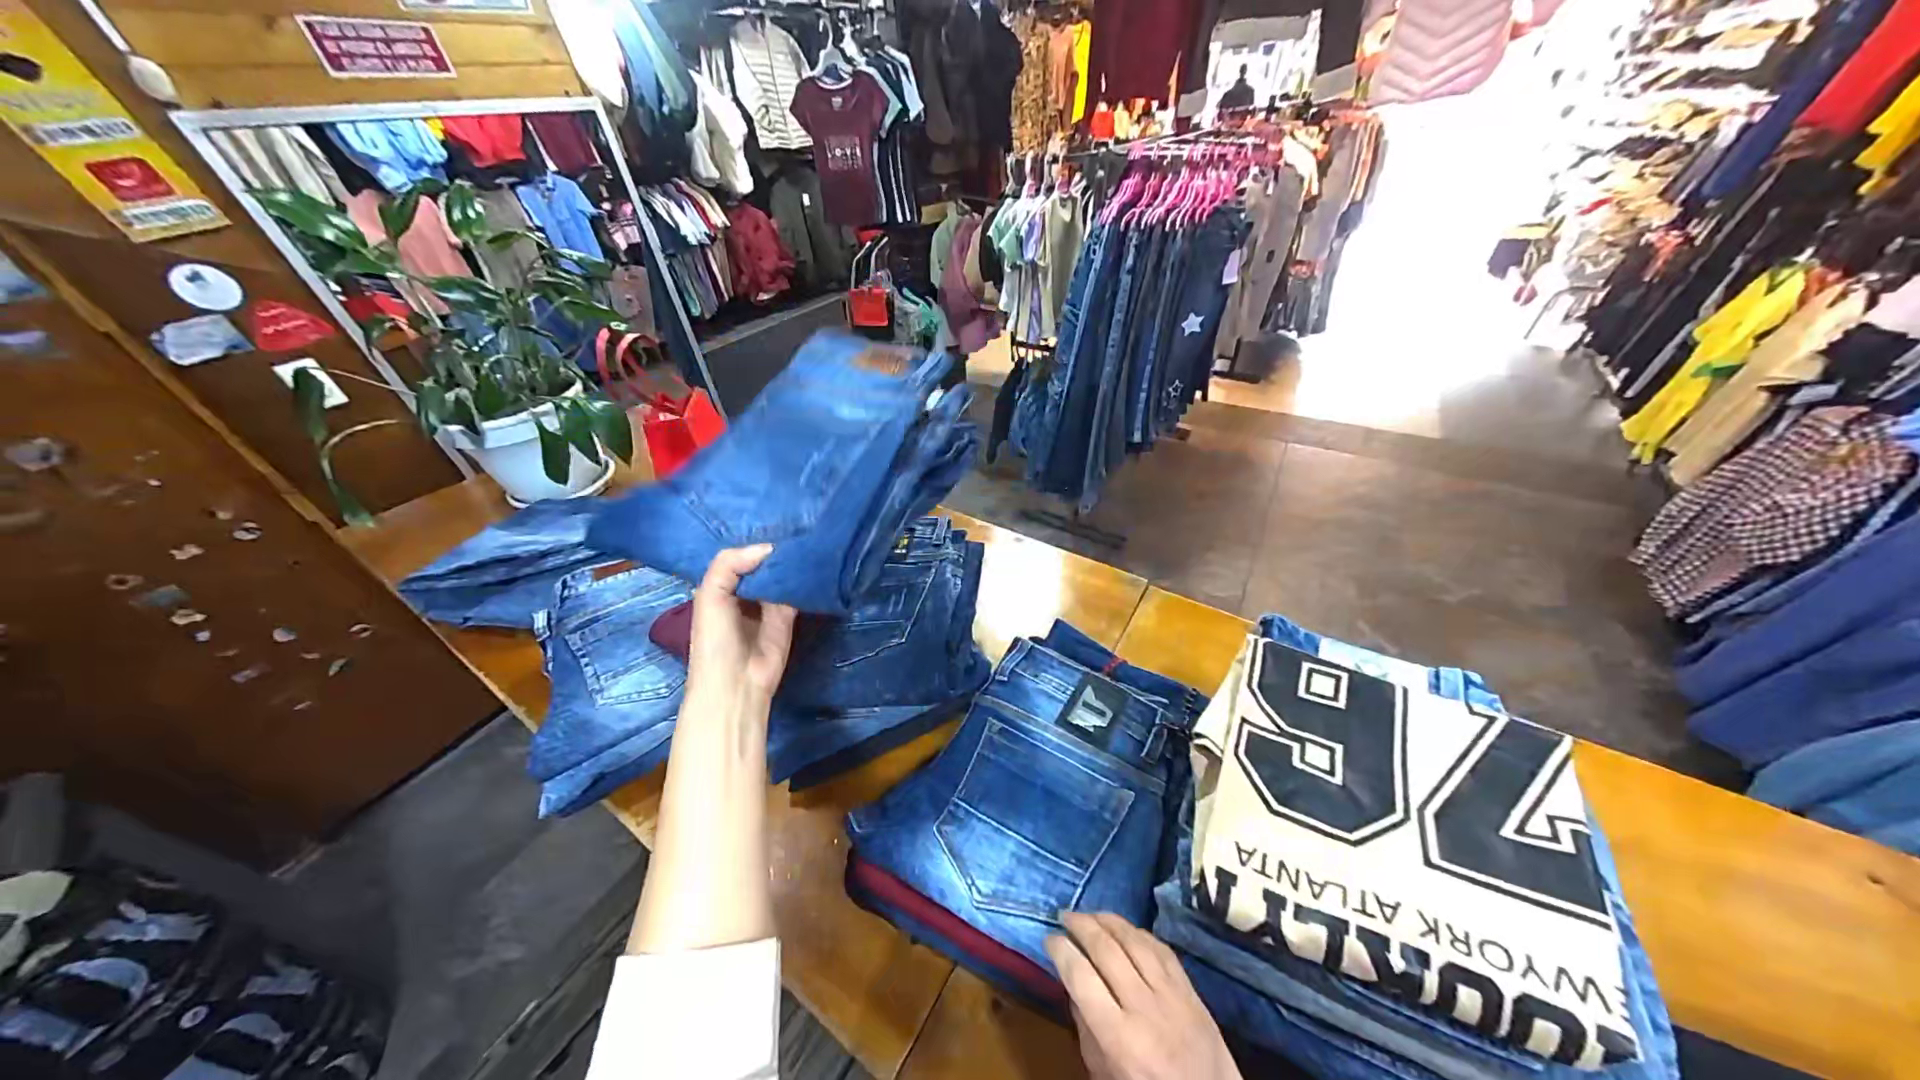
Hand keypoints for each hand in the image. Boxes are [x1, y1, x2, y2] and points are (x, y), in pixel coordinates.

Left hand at [686, 544, 797, 716]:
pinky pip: (797, 591)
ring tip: (806, 541)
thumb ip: (729, 564)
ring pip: (780, 575)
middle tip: (795, 530)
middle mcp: (745, 592)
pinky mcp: (789, 615)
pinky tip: (812, 562)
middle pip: (762, 564)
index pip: (739, 557)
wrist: (736, 682)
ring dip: (790, 562)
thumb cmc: (715, 639)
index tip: (771, 526)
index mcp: (721, 587)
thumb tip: (769, 547)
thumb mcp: (710, 595)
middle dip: (775, 551)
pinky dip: (803, 580)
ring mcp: (768, 603)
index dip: (752, 544)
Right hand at [1046, 913, 1240, 1079]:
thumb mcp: (1104, 1073)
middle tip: (1065, 916)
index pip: (1081, 977)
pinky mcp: (1191, 991)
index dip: (1061, 950)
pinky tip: (1125, 929)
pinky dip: (1139, 933)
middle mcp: (1144, 1008)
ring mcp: (1171, 996)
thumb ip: (1086, 1028)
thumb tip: (1072, 983)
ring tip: (1090, 914)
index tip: (1049, 938)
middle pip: (1107, 950)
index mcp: (1119, 1037)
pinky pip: (1161, 949)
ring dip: (1108, 920)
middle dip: (1081, 926)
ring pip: (1135, 941)